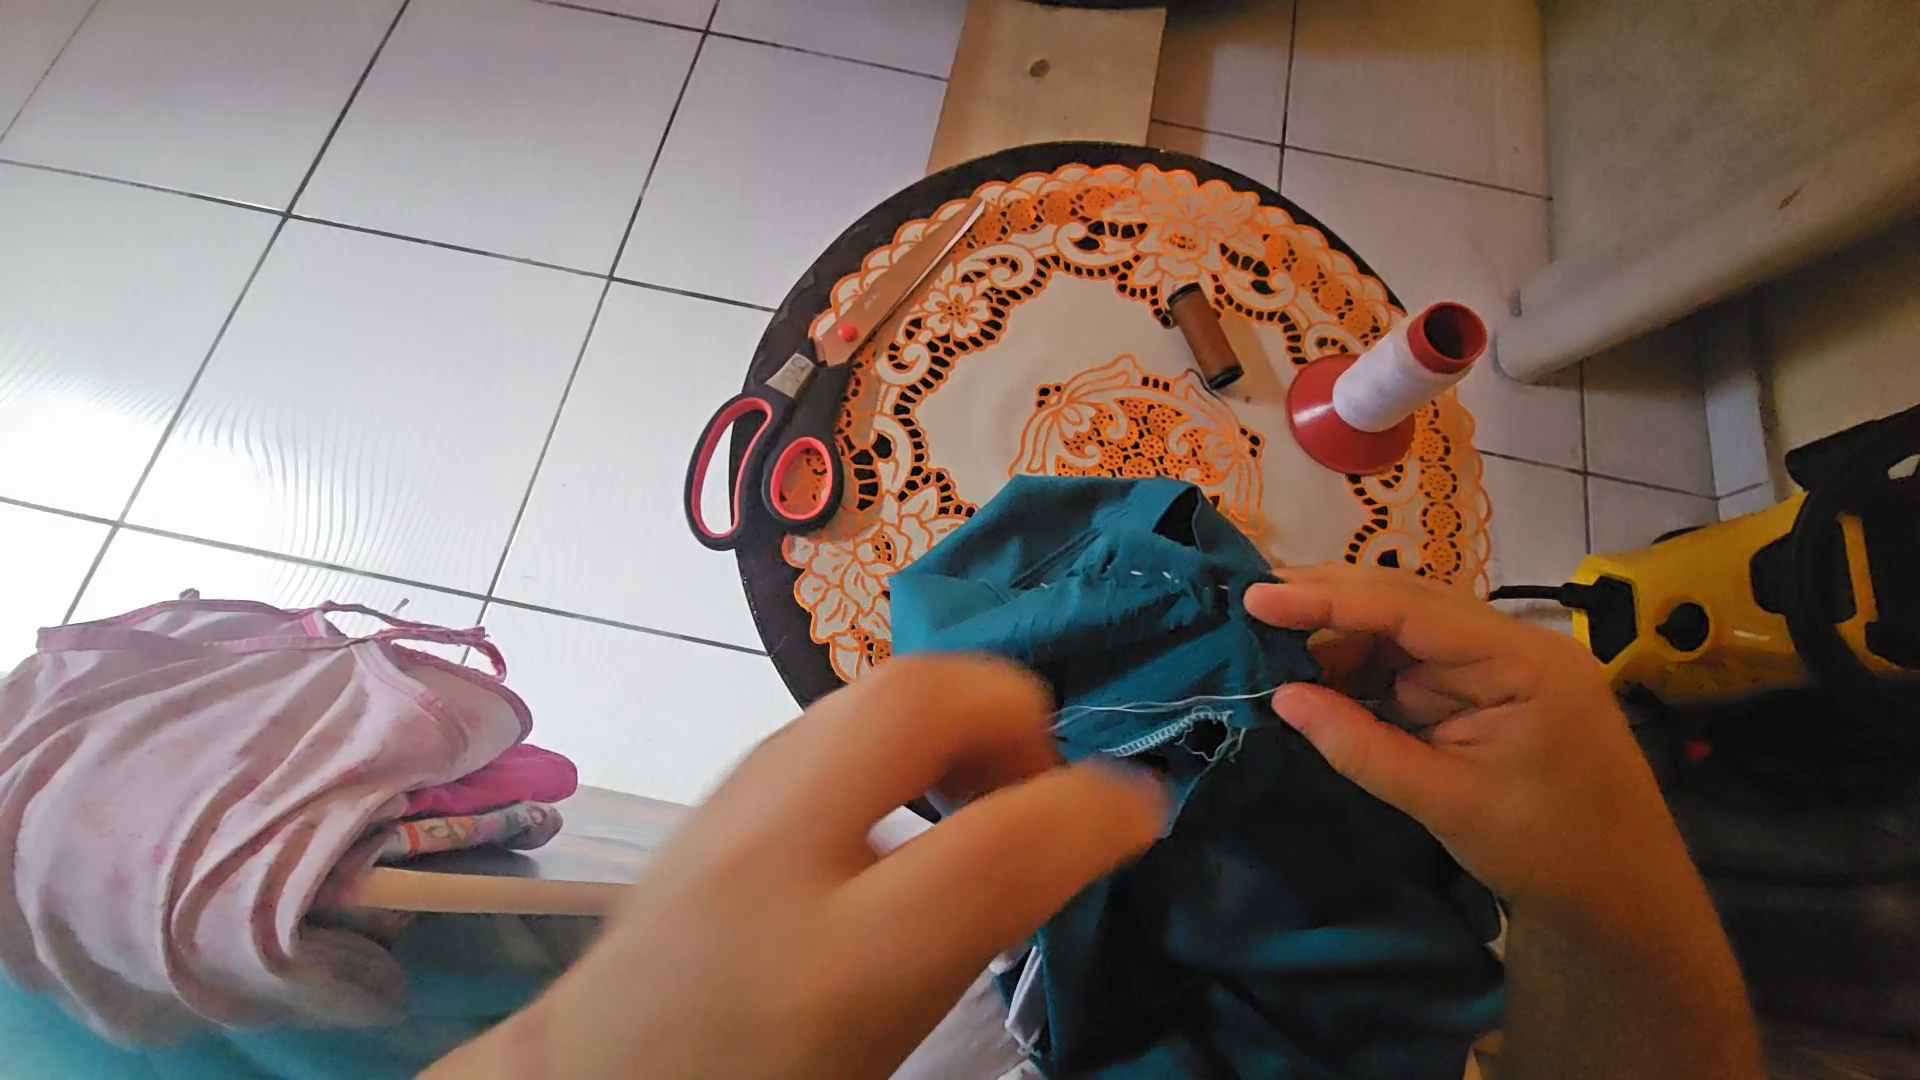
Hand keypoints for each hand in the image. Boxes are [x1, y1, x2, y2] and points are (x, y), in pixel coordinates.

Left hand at [427, 655, 1166, 1079]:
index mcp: (827, 958)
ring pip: (897, 682)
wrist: (602, 1067)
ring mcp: (752, 776)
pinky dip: (923, 728)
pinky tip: (913, 804)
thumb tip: (1076, 823)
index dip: (1092, 811)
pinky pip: (867, 706)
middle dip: (1015, 719)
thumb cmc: (760, 1071)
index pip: (992, 849)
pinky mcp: (750, 760)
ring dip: (968, 720)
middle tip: (1030, 800)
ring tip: (974, 803)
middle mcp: (776, 835)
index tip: (1142, 807)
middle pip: (925, 695)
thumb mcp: (892, 1025)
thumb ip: (985, 918)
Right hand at [1245, 565, 1694, 920]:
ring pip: (1397, 625)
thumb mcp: (1447, 803)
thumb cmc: (1549, 854)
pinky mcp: (1475, 685)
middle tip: (1254, 603)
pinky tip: (1313, 671)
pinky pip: (1404, 659)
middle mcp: (1508, 645)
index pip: (1410, 609)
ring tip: (1271, 639)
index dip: (1327, 598)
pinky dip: (1354, 665)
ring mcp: (1492, 663)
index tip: (1258, 599)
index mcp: (1522, 662)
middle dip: (1325, 600)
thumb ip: (1360, 746)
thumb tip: (1281, 697)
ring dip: (1334, 634)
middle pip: (1403, 601)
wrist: (1623, 904)